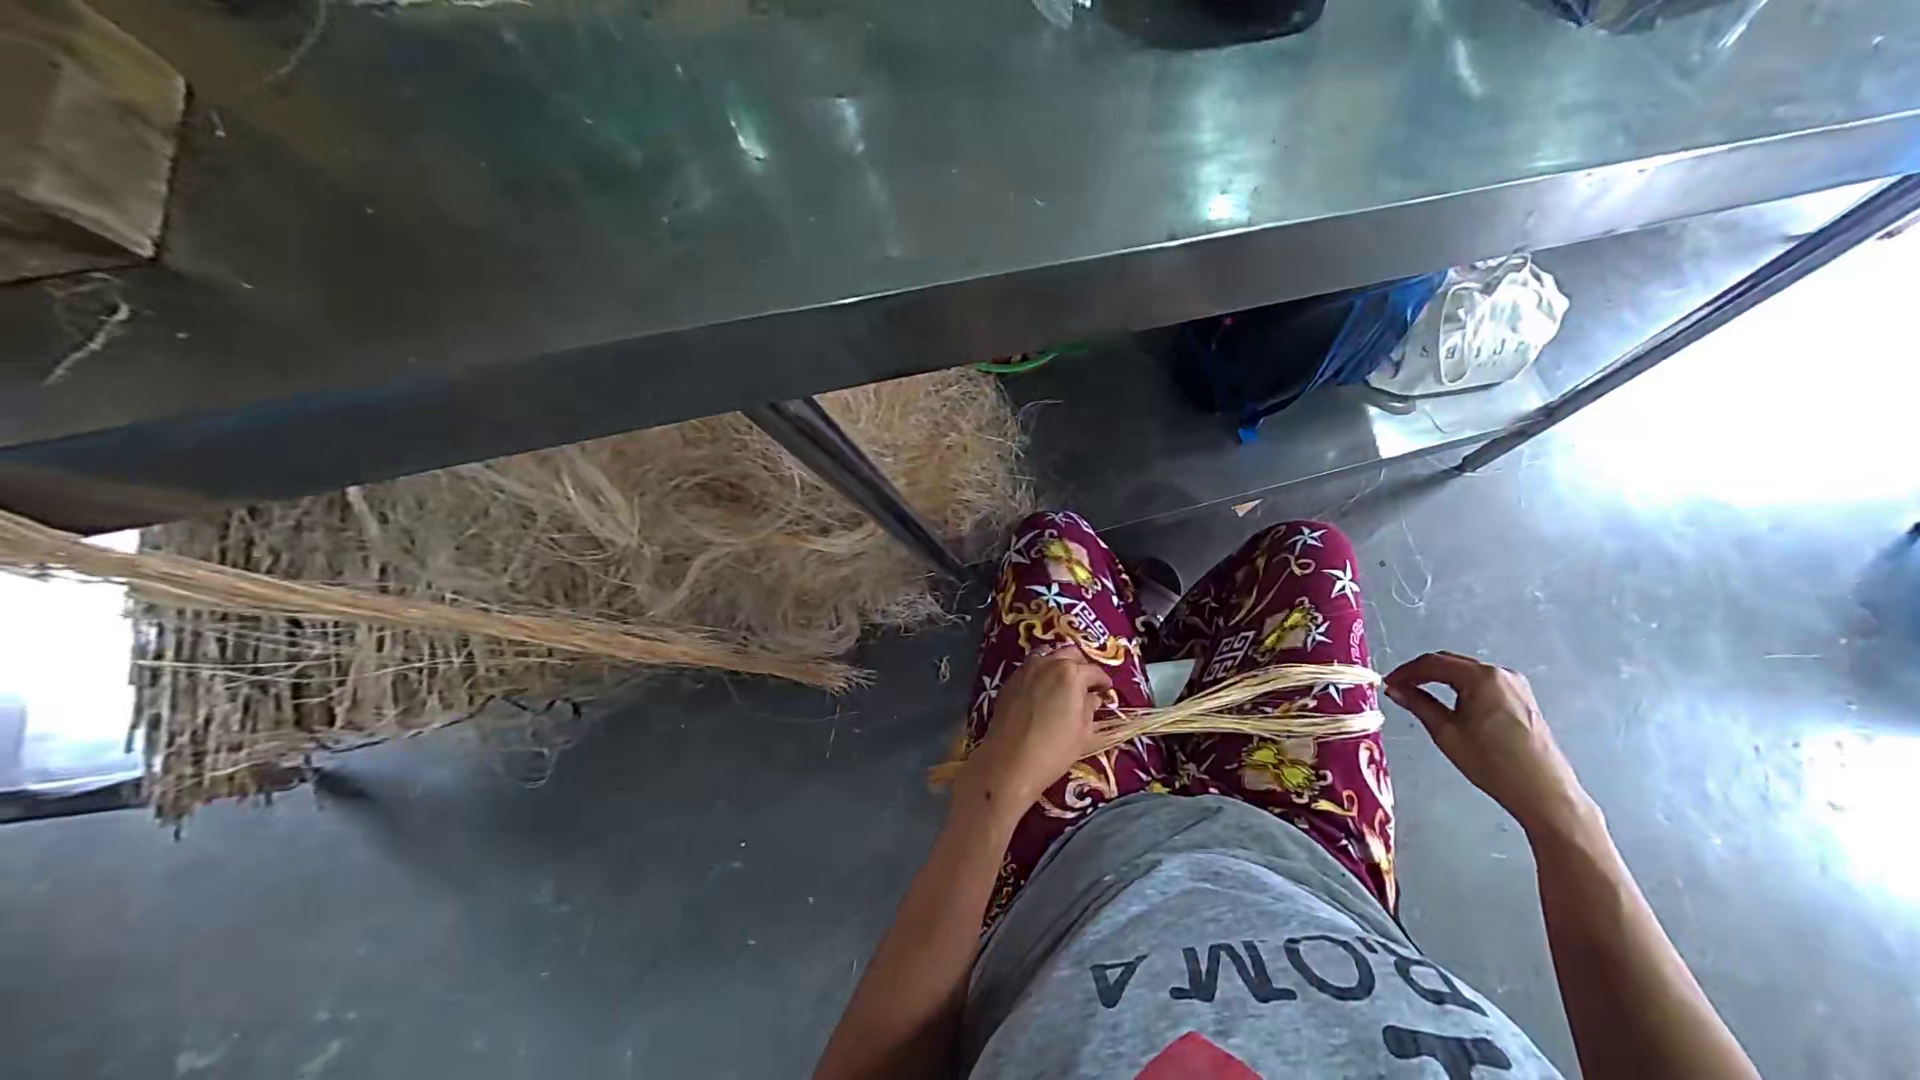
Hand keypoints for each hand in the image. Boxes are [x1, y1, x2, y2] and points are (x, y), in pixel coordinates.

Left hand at [954, 646, 1110, 815]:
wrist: (1009, 762)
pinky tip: (1043, 689)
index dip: (1103, 681)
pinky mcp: (1010, 680)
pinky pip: (1030, 668)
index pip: (1094, 671)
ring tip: (1064, 682)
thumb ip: (1090, 708)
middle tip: (1086, 683)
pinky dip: (1041, 672)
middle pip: (1070, 654)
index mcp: (1071, 674)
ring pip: (1048, 656)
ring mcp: (1026, 669)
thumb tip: (1093, 697)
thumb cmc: (1053, 750)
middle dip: (1081, 666)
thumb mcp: (1083, 732)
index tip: (1106, 690)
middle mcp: (1048, 663)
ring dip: (1059, 664)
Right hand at [1384, 651, 1598, 837]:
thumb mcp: (1446, 732)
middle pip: (1451, 663)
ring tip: (1418, 694)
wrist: (1543, 792)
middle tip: (1399, 687)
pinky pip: (1483, 683)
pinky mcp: (1523, 699)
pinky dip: (1460, 687)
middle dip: (1422, 672)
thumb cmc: (1490, 761)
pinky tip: (1449, 701)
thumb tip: (1395, 689)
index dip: (1405, 671)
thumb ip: (1418, 704)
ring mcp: (1516, 685)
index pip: (1432, 663)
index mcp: (1480, 677)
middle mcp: (1500, 674)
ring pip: (1467, 672)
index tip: (1387, 683)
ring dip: (1440, 679)